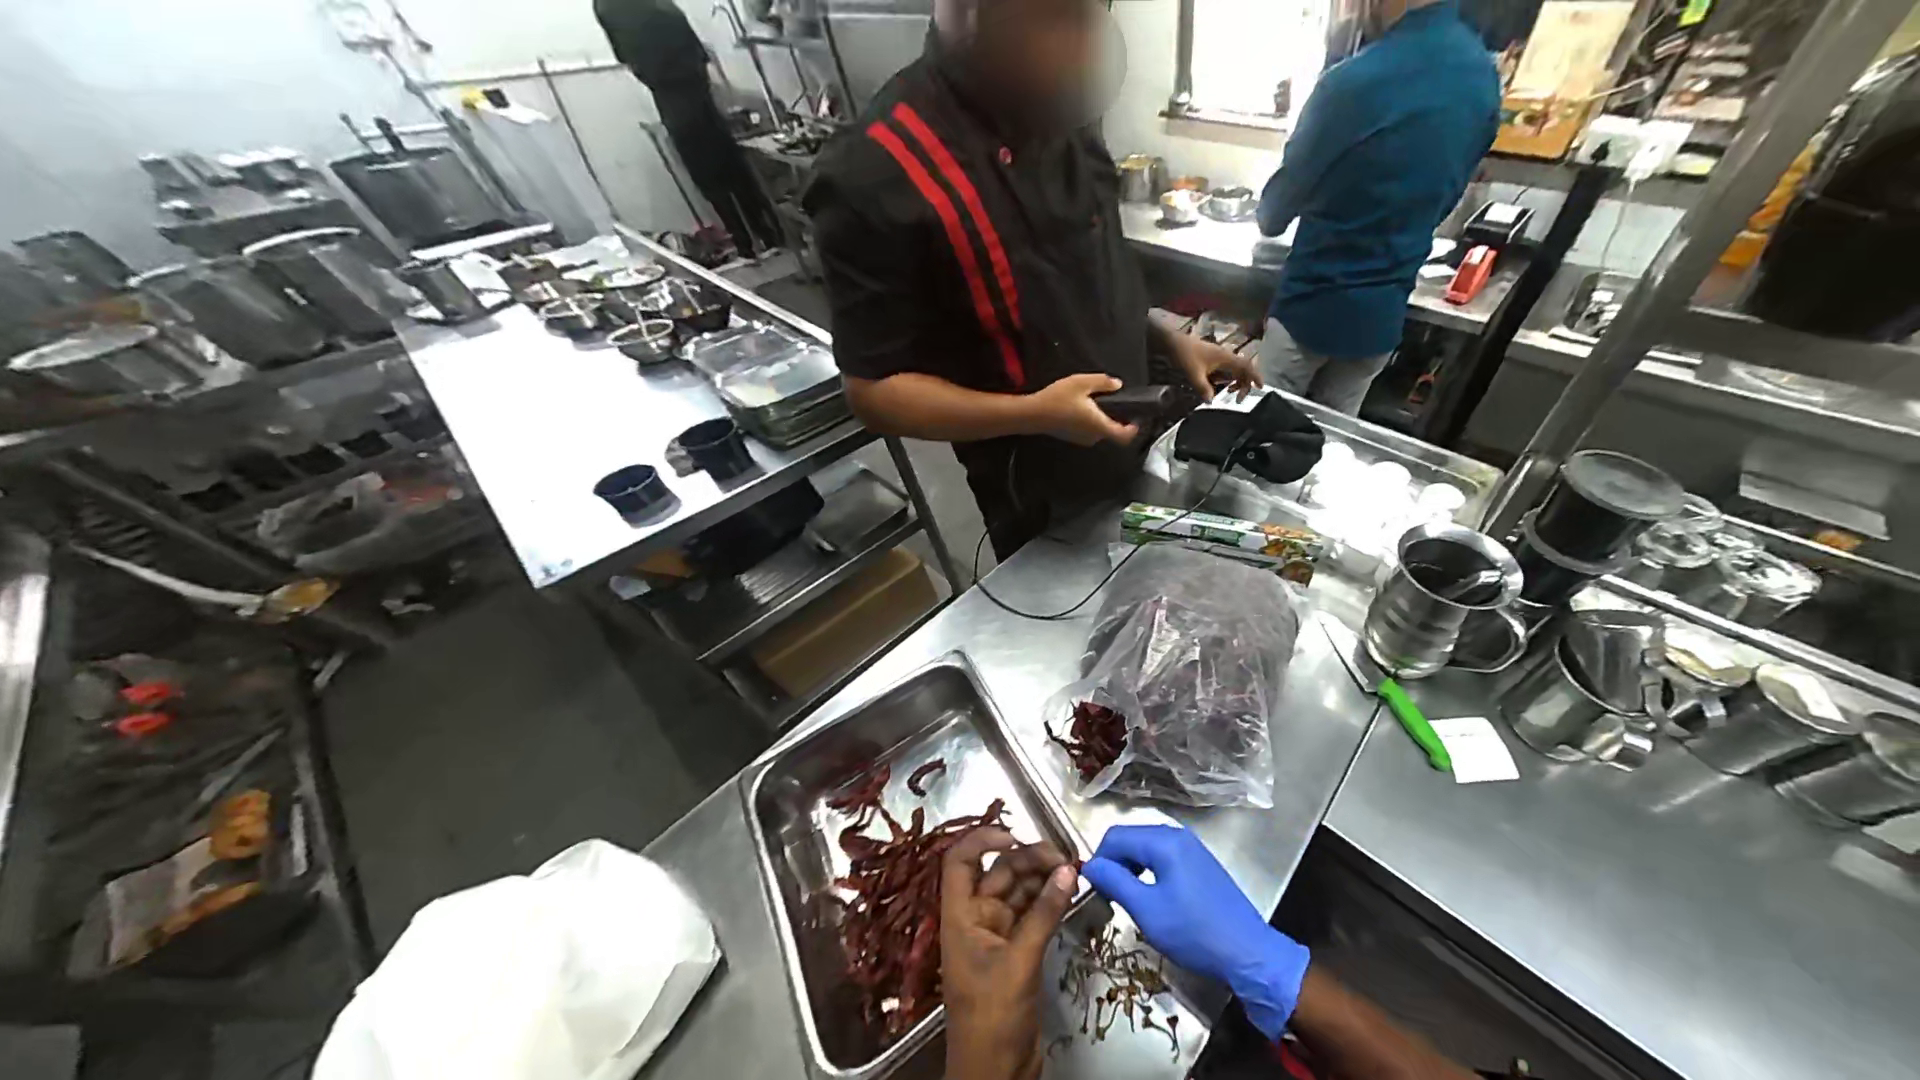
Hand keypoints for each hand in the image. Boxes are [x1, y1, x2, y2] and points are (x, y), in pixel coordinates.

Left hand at [942, 828, 1076, 1079]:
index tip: (1014, 835)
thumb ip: (1043, 914)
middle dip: (1028, 860)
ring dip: (1042, 879)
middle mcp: (976, 918)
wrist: (996, 1075)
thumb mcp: (1019, 962)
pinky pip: (1032, 915)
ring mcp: (997, 934)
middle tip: (1063, 858)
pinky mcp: (1017, 952)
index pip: (960, 861)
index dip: (982, 840)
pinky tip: (1068, 891)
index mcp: (959, 914)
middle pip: (998, 874)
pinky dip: (1049, 902)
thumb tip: (1067, 871)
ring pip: (1019, 892)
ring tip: (1071, 869)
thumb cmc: (992, 1017)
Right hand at [1026, 373, 1139, 446]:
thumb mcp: (1082, 383)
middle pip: (1113, 431)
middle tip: (1115, 402)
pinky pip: (1088, 430)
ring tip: (1096, 402)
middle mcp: (1093, 436)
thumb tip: (1117, 385)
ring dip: (1102, 419)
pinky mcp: (1072, 437)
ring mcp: (1081, 439)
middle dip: (1117, 418)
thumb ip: (1103, 382)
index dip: (1134, 428)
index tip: (1136, 416)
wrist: (1032, 414)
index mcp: (1100, 425)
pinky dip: (1090, 421)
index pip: (1125, 435)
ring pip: (1100, 430)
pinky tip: (1082, 407)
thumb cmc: (1058, 399)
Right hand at [1082, 825, 1308, 1040]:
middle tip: (1109, 897)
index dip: (1098, 860)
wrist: (1251, 956)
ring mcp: (1192, 848)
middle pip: (1130, 839)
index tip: (1094, 889)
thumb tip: (1089, 865)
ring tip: (1128, 900)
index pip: (1114, 836)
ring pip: (1146, 848)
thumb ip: (1114, 881)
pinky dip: (1149, 872)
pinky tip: (1153, 899)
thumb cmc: (1194, 932)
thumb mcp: (1147, 910)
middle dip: (1114, 864)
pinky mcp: (1200, 864)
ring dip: (1130, 869)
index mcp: (1163, 841)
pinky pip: (1164, 858)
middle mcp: (1177, 835)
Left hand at [1172, 336, 1261, 402]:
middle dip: (1244, 384)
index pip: (1247, 366)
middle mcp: (1226, 357)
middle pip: (1243, 370)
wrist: (1172, 343)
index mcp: (1226, 358)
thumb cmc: (1185, 355)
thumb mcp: (1193, 374)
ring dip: (1235, 382)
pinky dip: (1225, 379)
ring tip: (1229, 393)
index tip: (1260, 387)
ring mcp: (1219, 357)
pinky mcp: (1212, 359)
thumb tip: (1211, 401)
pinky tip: (1216, 385)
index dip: (1255, 376)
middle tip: (1237, 399)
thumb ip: (1203, 388)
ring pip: (1234, 370)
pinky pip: (1224, 370)